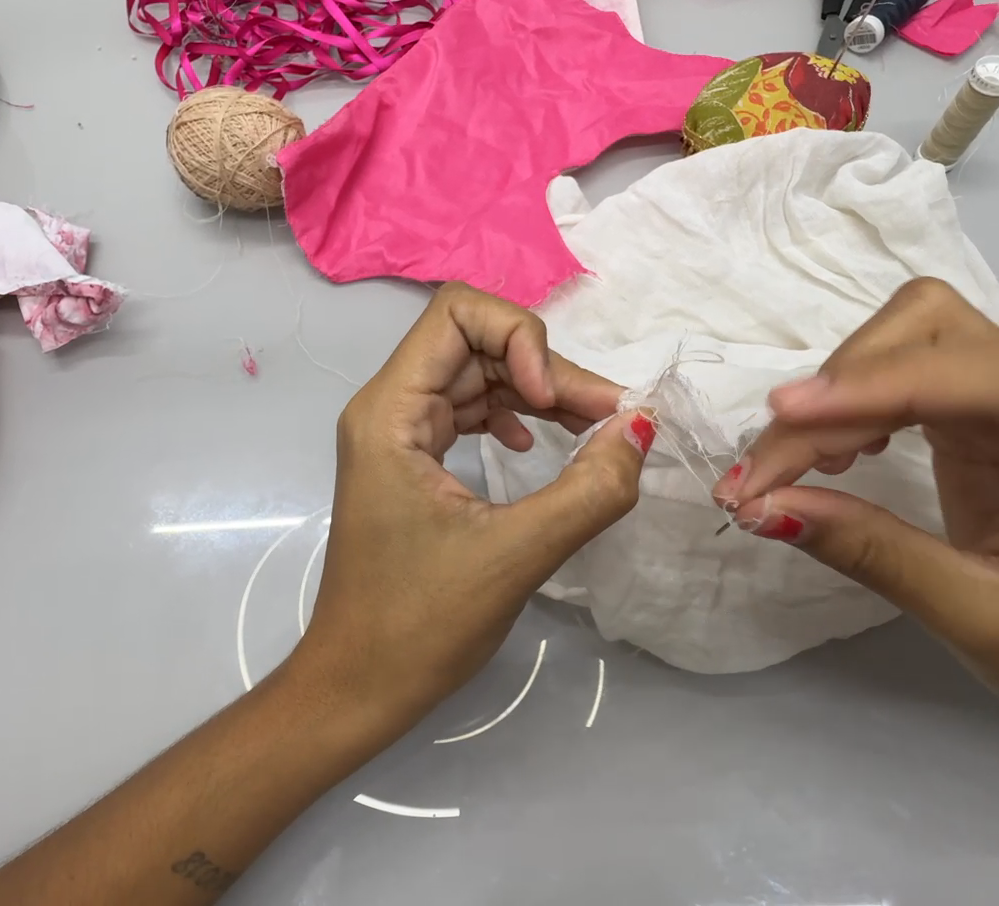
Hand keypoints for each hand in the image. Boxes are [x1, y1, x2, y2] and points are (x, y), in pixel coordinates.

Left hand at [296, 283, 651, 720]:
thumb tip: (640, 429)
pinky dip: (512, 415)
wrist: (358, 683)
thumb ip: (588, 491)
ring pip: (477, 375)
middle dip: (545, 369)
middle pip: (474, 343)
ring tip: (593, 430)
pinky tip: (535, 443)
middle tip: (609, 420)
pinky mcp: (412, 459)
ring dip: (537, 393)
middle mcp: (387, 407)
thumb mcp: (516, 556)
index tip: (556, 403)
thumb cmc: (420, 624)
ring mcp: (398, 433)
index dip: (519, 336)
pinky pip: (469, 411)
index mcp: (390, 412)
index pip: (456, 313)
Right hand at [716, 278, 998, 750]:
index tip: (784, 413)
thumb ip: (873, 552)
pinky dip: (858, 400)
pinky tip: (839, 447)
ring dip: (842, 390)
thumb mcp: (980, 623)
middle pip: (950, 335)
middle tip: (769, 468)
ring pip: (923, 338)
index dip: (888, 381)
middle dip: (845, 390)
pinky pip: (917, 372)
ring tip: (794, 461)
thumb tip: (760, 506)